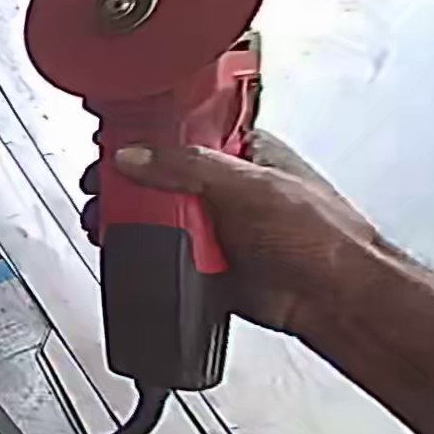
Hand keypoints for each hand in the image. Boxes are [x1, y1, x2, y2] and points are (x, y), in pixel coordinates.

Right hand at [84, 131, 386, 336]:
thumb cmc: (322, 240)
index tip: (110, 144)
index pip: (180, 131)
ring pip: (150, 209)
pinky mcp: (196, 252)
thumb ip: (187, 167)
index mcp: (241, 153)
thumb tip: (132, 156)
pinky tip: (117, 241)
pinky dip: (132, 242)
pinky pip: (153, 242)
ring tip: (102, 219)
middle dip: (121, 181)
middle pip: (155, 173)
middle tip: (99, 188)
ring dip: (121, 214)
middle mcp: (221, 184)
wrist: (333, 302)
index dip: (142, 135)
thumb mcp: (249, 187)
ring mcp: (207, 220)